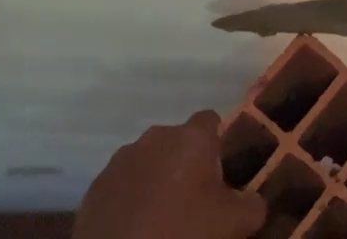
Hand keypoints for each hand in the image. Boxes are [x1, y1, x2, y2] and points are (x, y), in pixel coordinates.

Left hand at [75, 111, 267, 238]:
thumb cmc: (183, 233)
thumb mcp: (234, 223)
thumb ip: (252, 204)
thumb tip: (252, 200)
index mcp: (191, 138)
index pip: (211, 120)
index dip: (218, 143)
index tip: (221, 172)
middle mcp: (155, 138)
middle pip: (177, 141)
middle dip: (185, 163)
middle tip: (193, 199)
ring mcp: (120, 162)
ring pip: (147, 162)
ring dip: (156, 179)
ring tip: (161, 215)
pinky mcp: (93, 190)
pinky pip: (122, 185)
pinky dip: (130, 199)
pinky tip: (135, 227)